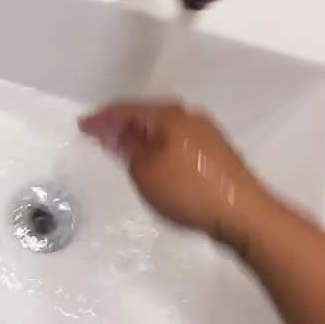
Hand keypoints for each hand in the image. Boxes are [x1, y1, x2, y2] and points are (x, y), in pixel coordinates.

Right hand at [78, 101, 278, 249]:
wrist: (242, 213)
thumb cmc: (189, 190)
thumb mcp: (145, 171)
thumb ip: (127, 150)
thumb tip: (116, 136)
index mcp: (171, 116)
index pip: (127, 109)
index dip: (102, 118)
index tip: (82, 126)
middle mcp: (190, 118)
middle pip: (146, 116)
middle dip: (120, 126)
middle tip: (97, 136)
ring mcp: (206, 134)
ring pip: (162, 130)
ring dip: (138, 138)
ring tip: (119, 149)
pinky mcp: (214, 153)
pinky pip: (175, 142)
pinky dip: (156, 147)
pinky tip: (149, 161)